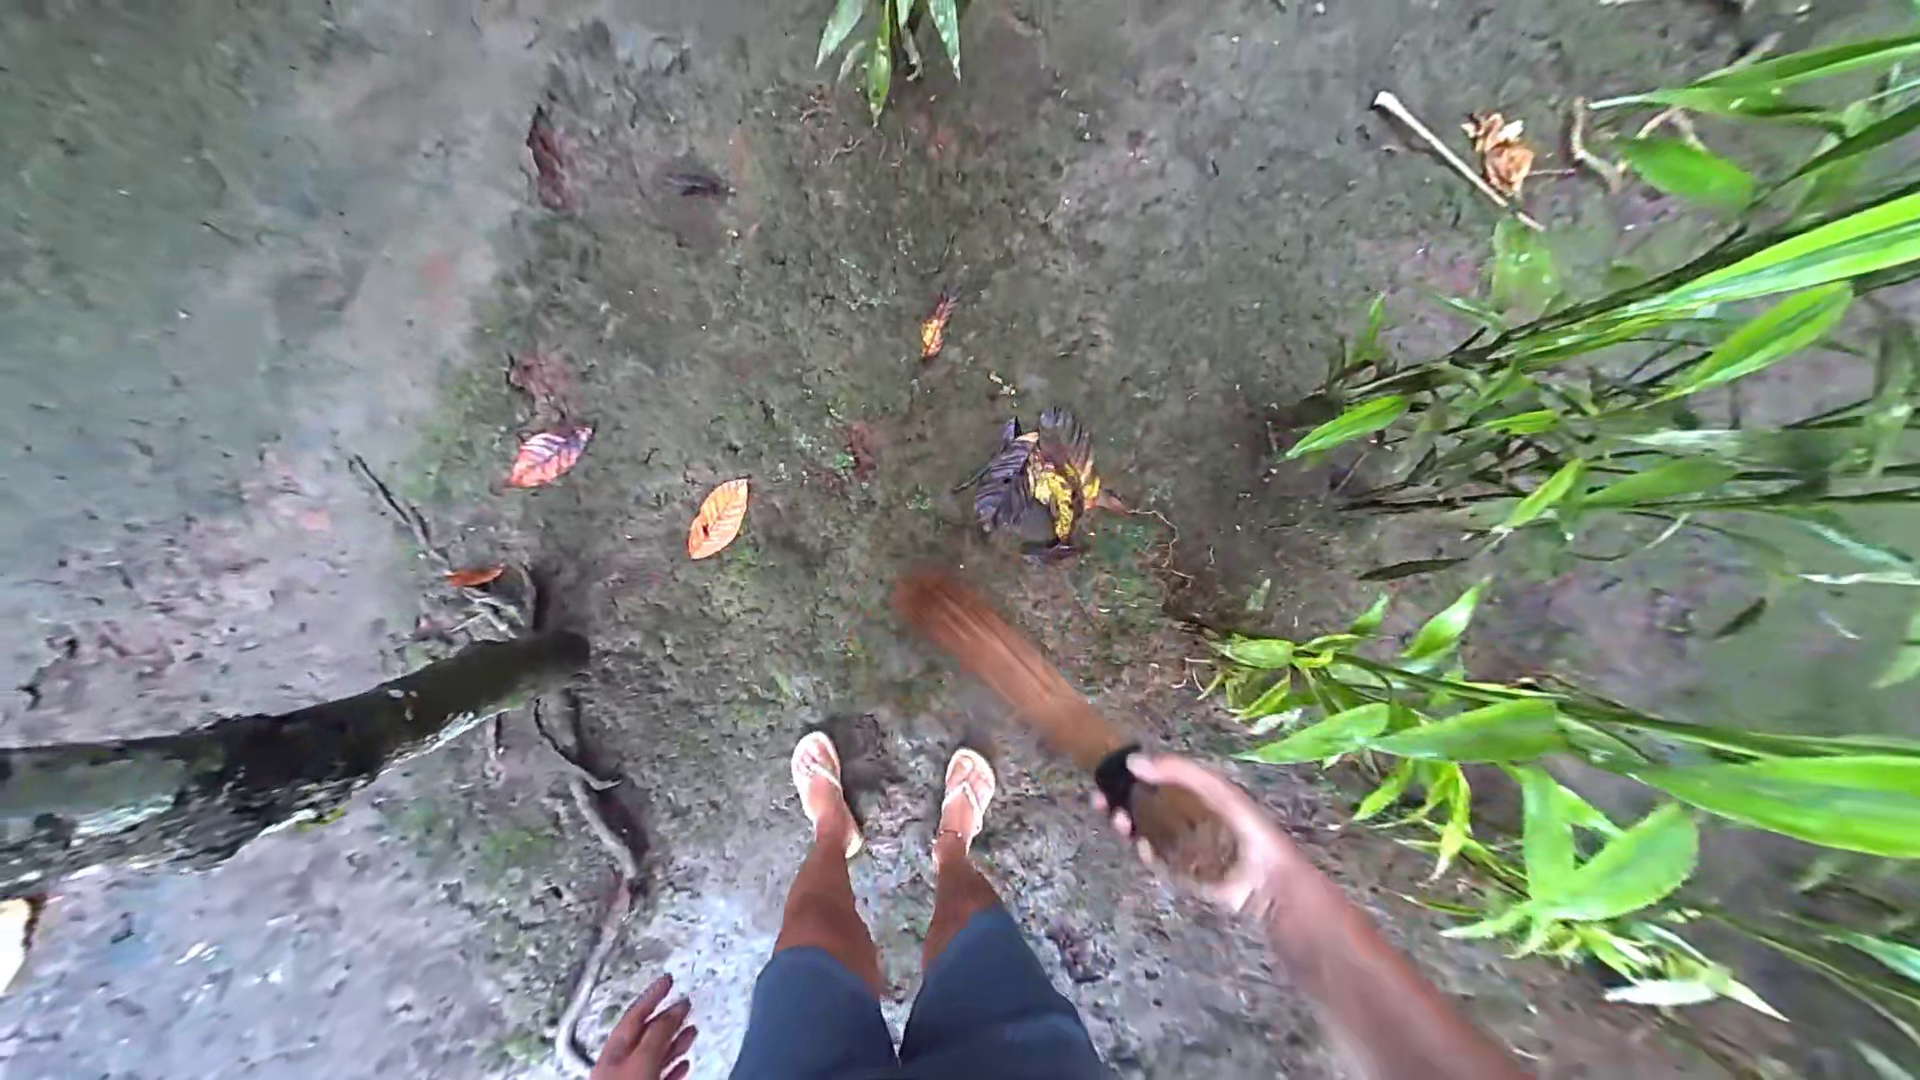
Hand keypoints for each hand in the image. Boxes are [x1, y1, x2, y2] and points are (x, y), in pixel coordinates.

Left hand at [589, 974, 696, 1079]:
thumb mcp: (643, 1059)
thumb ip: (659, 1031)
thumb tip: (676, 1008)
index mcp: (615, 1052)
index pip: (635, 1013)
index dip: (652, 994)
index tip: (668, 979)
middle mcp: (619, 1067)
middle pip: (645, 1034)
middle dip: (668, 1017)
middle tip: (686, 1003)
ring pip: (654, 1056)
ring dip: (675, 1042)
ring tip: (692, 1031)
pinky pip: (660, 1077)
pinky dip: (673, 1068)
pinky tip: (683, 1065)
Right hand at [1101, 754, 1304, 916]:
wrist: (1270, 881)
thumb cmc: (1244, 826)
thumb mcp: (1213, 788)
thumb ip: (1176, 770)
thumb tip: (1132, 760)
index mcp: (1195, 798)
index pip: (1154, 783)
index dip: (1130, 778)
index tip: (1109, 774)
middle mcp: (1186, 821)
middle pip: (1143, 809)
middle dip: (1119, 803)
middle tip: (1098, 800)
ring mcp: (1184, 850)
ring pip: (1145, 835)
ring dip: (1127, 827)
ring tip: (1115, 818)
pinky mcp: (1184, 878)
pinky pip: (1158, 865)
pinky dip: (1146, 855)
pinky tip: (1140, 845)